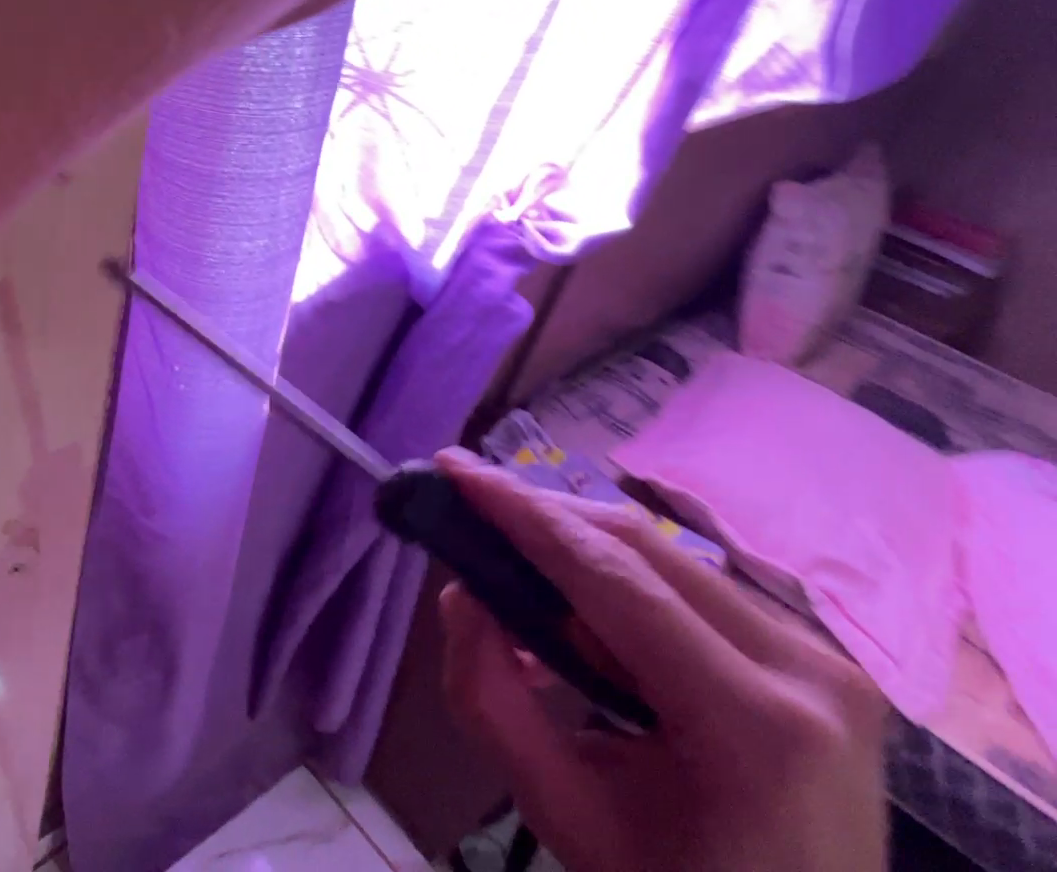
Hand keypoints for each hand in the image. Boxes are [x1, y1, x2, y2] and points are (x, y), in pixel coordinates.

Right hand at [434, 449, 887, 871]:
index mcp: (752, 723)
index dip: (522, 513)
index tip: (453, 467)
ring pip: (665, 558)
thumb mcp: (559, 808)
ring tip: (510, 580)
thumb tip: (464, 595)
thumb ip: (488, 699)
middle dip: (541, 517)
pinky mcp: (819, 656)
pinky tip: (577, 622)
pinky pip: (691, 587)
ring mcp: (825, 658)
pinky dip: (616, 583)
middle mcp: (807, 668)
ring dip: (574, 551)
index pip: (612, 578)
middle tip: (464, 506)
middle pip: (641, 548)